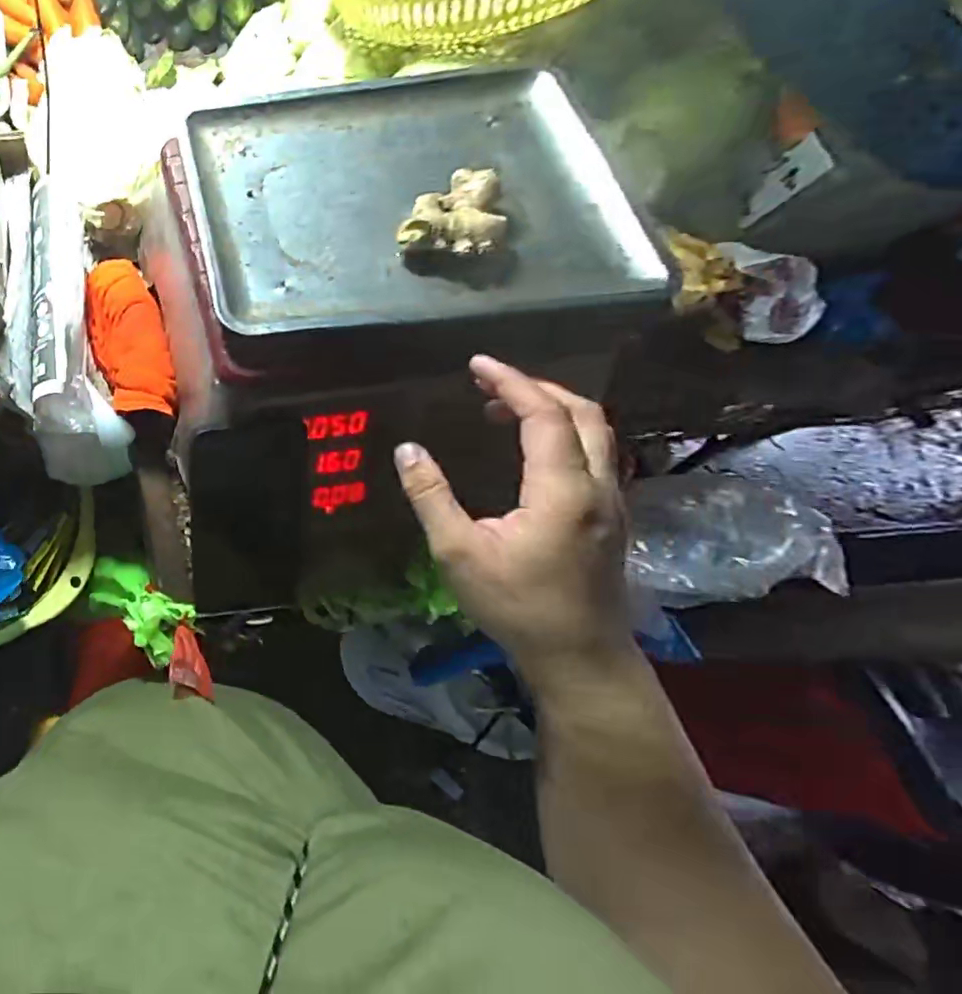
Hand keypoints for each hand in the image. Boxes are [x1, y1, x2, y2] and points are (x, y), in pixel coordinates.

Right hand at [393, 356, 632, 686]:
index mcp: (561, 491)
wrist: (577, 653)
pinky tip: (530, 449)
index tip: (477, 365)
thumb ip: (431, 496)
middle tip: (489, 382)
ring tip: (503, 408)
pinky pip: (594, 455)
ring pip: (596, 434)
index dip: (512, 383)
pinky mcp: (610, 518)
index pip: (544, 417)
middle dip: (537, 388)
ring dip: (553, 409)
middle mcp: (597, 488)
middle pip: (583, 415)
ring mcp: (611, 503)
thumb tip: (407, 450)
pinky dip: (563, 433)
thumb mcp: (457, 551)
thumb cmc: (513, 603)